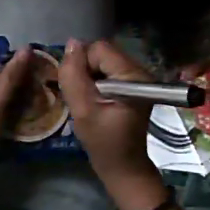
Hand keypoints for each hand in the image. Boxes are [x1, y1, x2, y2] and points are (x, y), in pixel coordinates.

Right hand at [60, 39, 166, 209]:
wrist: (122, 167)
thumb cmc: (104, 142)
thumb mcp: (83, 110)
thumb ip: (74, 75)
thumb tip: (71, 43)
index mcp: (132, 75)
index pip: (98, 49)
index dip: (81, 65)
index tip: (77, 90)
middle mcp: (138, 70)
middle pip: (100, 53)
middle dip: (84, 71)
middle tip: (81, 98)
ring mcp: (135, 78)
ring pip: (100, 62)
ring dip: (87, 78)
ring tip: (86, 101)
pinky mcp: (130, 86)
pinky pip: (105, 72)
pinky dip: (93, 84)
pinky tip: (92, 102)